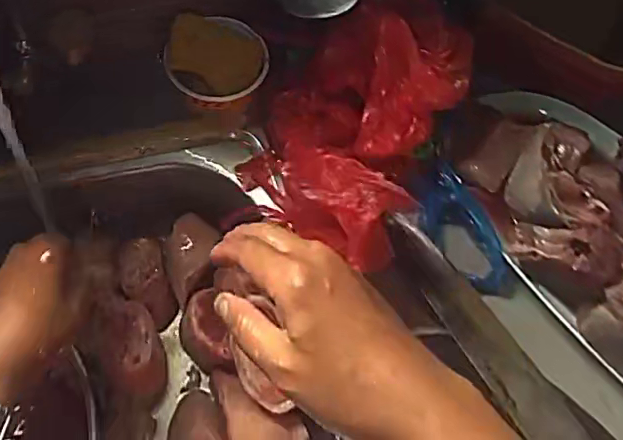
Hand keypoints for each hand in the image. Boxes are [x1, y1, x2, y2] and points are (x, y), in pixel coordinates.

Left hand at [0, 233, 86, 404]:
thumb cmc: (37, 333)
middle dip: (69, 266)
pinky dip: (34, 286)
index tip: (98, 275)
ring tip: (62, 300)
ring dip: (50, 276)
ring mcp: (8, 264)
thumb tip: (96, 274)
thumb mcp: (75, 313)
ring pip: (38, 263)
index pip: (78, 243)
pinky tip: (40, 307)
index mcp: (49, 247)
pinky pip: (23, 276)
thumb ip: (89, 286)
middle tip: (81, 288)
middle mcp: (27, 247)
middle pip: (57, 250)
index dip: (90, 259)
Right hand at [212, 223, 517, 439]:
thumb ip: (246, 328)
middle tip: (224, 252)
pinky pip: (306, 246)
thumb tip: (224, 300)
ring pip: (287, 235)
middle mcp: (314, 256)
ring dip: (263, 241)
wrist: (411, 392)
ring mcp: (336, 260)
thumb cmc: (346, 386)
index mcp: (293, 277)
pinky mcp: (351, 271)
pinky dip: (284, 250)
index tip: (210, 257)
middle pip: (267, 230)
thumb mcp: (284, 368)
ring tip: (247, 263)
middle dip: (241, 236)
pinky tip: (280, 274)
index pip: (247, 247)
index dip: (223, 249)